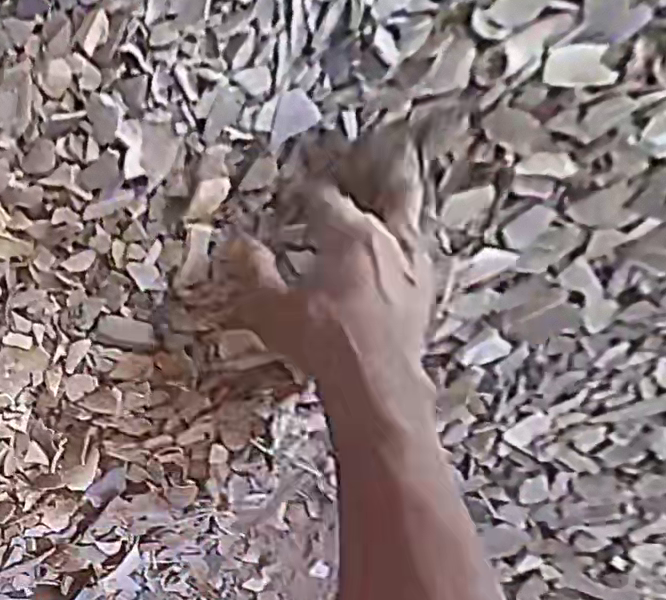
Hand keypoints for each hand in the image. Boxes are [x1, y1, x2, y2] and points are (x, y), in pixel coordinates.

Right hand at [225, 134, 436, 436]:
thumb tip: (240, 246)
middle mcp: (391, 240)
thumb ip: (255, 273)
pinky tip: (401, 255)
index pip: (327, 201)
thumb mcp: (271, 308)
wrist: (373, 376)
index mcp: (350, 236)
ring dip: (401, 208)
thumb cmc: (320, 339)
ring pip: (414, 219)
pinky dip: (407, 247)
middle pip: (395, 190)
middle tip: (380, 157)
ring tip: (394, 202)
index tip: (300, 187)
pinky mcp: (425, 290)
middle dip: (384, 172)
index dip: (310, 192)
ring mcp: (415, 264)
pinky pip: (420, 255)